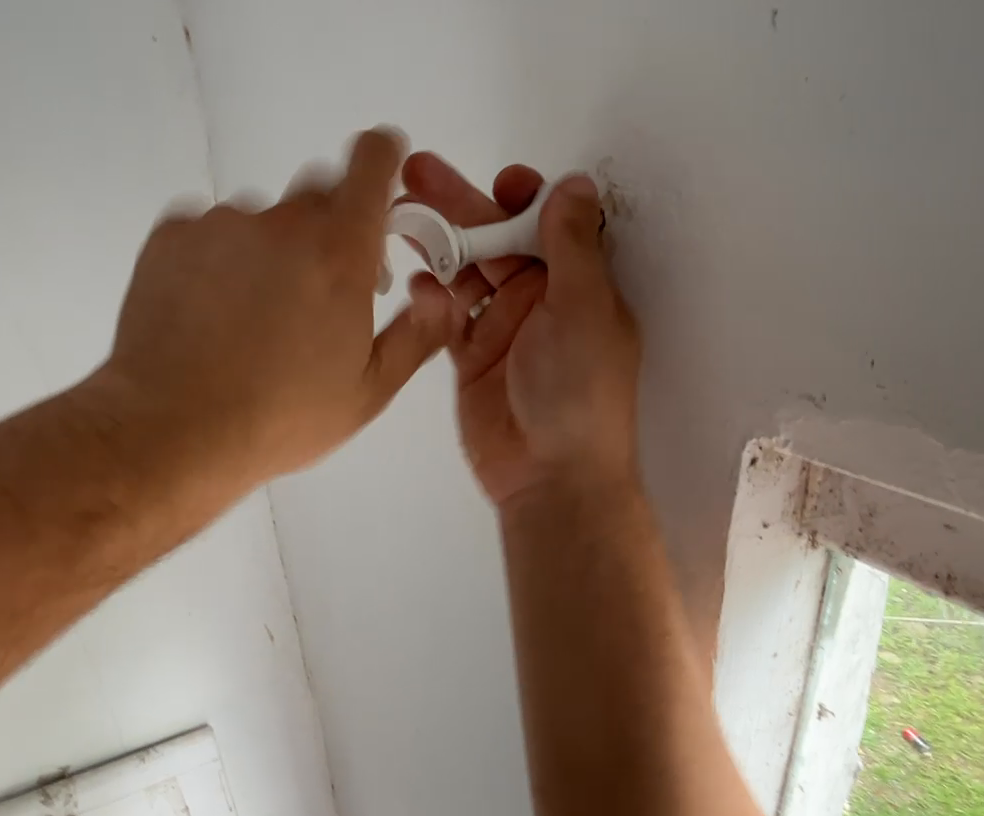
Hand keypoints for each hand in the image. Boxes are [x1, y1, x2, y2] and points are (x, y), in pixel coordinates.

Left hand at [89, 128, 452, 489]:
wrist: (173, 429)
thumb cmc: (276, 418)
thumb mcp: (367, 393)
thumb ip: (416, 336)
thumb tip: (441, 299)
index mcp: (340, 253)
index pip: (373, 160)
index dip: (383, 162)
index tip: (381, 178)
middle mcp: (282, 223)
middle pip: (317, 195)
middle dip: (328, 232)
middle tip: (318, 294)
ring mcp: (221, 225)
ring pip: (261, 222)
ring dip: (269, 254)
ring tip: (253, 321)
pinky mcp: (172, 238)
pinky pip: (209, 233)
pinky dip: (218, 262)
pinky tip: (213, 316)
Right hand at [399, 154, 641, 507]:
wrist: (549, 475)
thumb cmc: (577, 391)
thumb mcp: (583, 309)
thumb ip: (572, 246)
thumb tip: (570, 183)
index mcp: (576, 283)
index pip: (547, 224)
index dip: (524, 199)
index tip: (500, 183)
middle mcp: (540, 300)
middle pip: (498, 240)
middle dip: (462, 207)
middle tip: (416, 173)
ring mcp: (502, 328)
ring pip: (467, 272)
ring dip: (439, 246)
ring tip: (400, 217)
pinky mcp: (471, 357)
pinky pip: (447, 315)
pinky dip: (431, 297)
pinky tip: (414, 285)